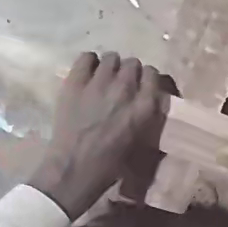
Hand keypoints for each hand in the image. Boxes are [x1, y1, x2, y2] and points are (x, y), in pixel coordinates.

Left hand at [28, 51, 167, 218]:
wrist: (74, 169)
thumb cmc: (109, 166)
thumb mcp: (139, 143)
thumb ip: (145, 118)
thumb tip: (145, 104)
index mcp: (144, 107)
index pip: (153, 75)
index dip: (146, 80)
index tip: (140, 87)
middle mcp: (125, 89)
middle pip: (133, 63)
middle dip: (128, 73)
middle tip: (119, 87)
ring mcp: (99, 82)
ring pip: (111, 57)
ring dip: (110, 67)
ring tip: (102, 80)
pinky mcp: (75, 82)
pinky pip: (86, 57)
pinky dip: (89, 64)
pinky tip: (86, 76)